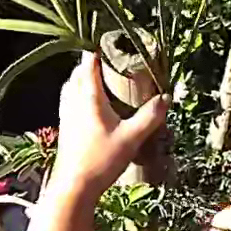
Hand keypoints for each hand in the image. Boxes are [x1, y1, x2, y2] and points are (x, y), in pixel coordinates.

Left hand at [42, 52, 166, 207]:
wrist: (74, 187)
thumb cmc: (101, 160)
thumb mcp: (132, 138)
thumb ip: (150, 116)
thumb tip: (166, 97)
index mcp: (88, 97)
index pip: (88, 63)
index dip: (97, 50)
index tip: (109, 42)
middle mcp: (73, 101)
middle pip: (77, 73)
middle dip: (90, 63)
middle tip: (108, 60)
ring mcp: (65, 114)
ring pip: (70, 87)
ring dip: (82, 79)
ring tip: (99, 79)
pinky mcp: (64, 128)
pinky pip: (69, 101)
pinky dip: (78, 94)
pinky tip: (89, 105)